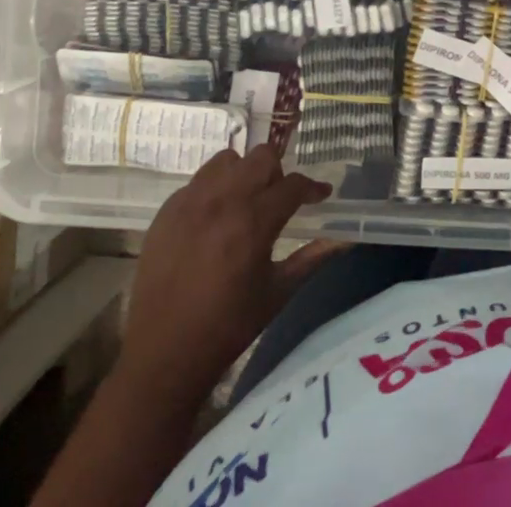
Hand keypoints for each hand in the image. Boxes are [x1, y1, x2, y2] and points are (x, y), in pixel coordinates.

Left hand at [120, 143, 340, 394]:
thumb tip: (346, 239)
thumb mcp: (279, 291)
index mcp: (253, 222)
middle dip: (278, 173)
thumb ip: (313, 257)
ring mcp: (188, 205)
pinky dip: (213, 190)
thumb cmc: (229, 325)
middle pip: (260, 158)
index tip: (322, 196)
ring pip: (225, 161)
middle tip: (281, 199)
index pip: (293, 184)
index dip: (313, 188)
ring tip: (246, 202)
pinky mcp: (165, 214)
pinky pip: (196, 182)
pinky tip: (216, 219)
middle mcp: (220, 203)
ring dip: (244, 173)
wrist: (165, 352)